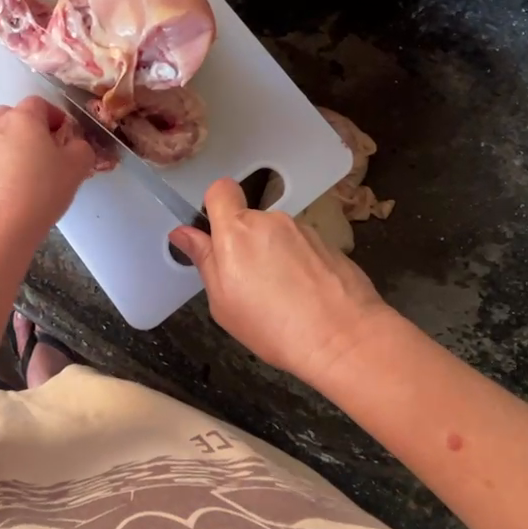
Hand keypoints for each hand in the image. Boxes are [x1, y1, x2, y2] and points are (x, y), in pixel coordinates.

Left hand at [0, 96, 96, 243]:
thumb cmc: (41, 190)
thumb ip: (81, 149)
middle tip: (48, 152)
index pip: (40, 103)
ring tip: (32, 173)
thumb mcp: (76, 167)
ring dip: (15, 147)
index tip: (67, 138)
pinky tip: (15, 190)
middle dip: (32, 129)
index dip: (56, 117)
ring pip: (0, 137)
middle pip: (15, 116)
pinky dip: (3, 166)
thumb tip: (76, 146)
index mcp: (22, 117)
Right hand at [170, 178, 398, 381]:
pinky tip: (307, 297)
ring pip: (277, 235)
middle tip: (251, 283)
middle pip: (250, 219)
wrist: (345, 338)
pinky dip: (300, 265)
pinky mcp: (329, 244)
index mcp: (236, 231)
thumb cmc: (274, 325)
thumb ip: (204, 260)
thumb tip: (182, 233)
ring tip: (284, 296)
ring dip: (275, 255)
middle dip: (246, 243)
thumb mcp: (223, 301)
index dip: (215, 205)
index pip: (220, 189)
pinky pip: (303, 248)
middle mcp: (270, 220)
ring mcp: (303, 230)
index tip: (217, 234)